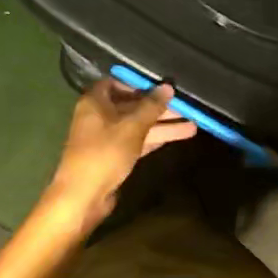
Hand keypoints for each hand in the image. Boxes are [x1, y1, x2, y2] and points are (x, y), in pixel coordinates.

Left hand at [43, 79, 196, 235]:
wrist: (83, 196)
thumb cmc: (104, 153)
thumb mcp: (131, 127)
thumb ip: (151, 107)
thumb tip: (168, 87)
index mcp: (95, 101)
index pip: (117, 82)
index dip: (139, 83)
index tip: (162, 85)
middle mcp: (99, 115)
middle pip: (131, 104)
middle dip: (158, 106)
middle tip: (186, 105)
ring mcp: (107, 136)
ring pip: (137, 125)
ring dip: (162, 124)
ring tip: (194, 122)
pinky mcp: (115, 155)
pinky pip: (137, 140)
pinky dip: (155, 138)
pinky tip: (180, 135)